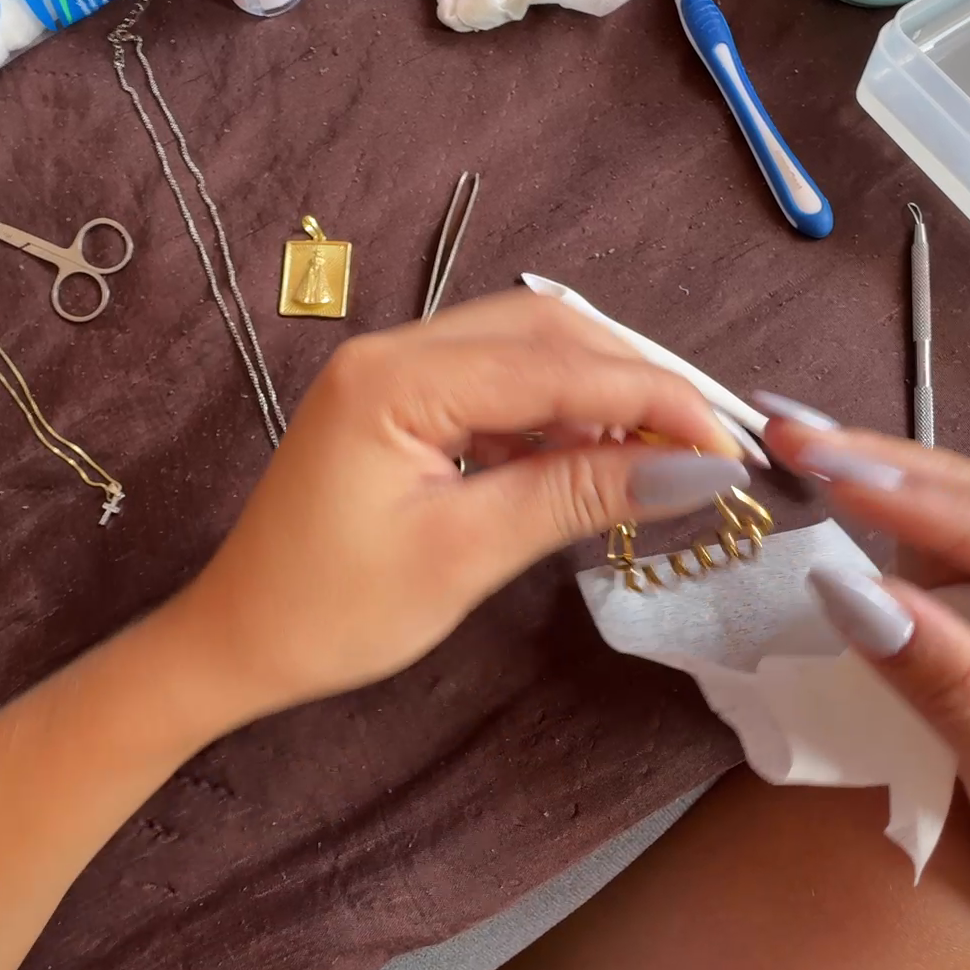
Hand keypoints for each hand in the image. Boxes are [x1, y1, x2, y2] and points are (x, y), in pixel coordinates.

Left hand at [160, 291, 746, 713]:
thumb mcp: (464, 554)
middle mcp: (391, 350)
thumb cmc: (334, 611)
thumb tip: (695, 469)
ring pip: (520, 351)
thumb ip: (576, 494)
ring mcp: (391, 372)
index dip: (651, 397)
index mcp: (393, 378)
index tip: (727, 448)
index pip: (551, 364)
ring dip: (594, 390)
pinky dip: (550, 413)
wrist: (242, 638)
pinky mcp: (397, 403)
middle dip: (629, 377)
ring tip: (655, 449)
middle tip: (699, 441)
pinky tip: (585, 451)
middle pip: (539, 332)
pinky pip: (492, 385)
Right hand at [756, 393, 969, 913]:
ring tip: (794, 439)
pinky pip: (967, 510)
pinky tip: (835, 465)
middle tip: (788, 434)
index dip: (940, 512)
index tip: (833, 476)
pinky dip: (891, 492)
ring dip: (882, 473)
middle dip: (893, 473)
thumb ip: (959, 694)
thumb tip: (852, 595)